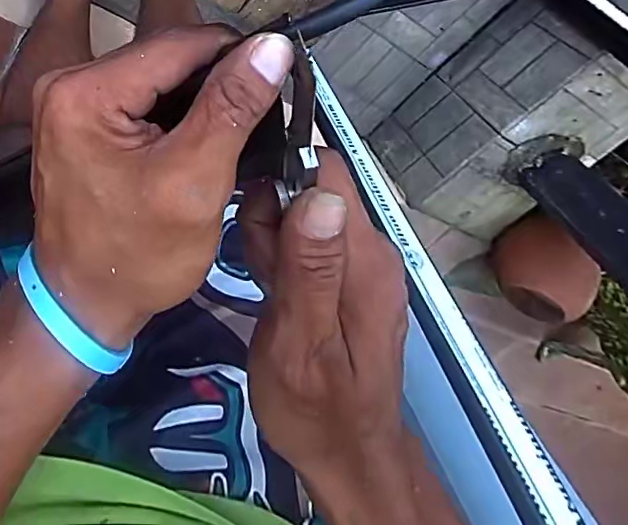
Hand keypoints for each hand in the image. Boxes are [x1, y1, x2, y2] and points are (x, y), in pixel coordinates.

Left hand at [28, 27, 292, 347]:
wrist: (84, 300)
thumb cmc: (136, 255)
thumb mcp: (194, 181)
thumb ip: (232, 107)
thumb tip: (270, 48)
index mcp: (83, 92)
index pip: (175, 45)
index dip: (234, 51)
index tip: (278, 68)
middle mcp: (66, 81)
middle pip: (161, 54)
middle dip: (215, 74)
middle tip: (262, 102)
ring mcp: (67, 96)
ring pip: (153, 71)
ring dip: (196, 90)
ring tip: (238, 115)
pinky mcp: (76, 113)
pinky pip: (136, 91)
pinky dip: (171, 105)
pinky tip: (200, 127)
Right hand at [241, 149, 410, 486]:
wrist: (345, 457)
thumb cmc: (315, 408)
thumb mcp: (302, 342)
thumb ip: (310, 269)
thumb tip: (321, 195)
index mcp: (365, 259)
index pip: (325, 170)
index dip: (280, 177)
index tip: (256, 222)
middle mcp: (371, 248)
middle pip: (308, 185)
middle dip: (269, 213)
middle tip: (261, 268)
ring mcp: (361, 260)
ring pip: (300, 207)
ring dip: (270, 234)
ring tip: (267, 283)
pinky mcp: (347, 272)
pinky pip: (304, 233)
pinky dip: (279, 250)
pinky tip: (275, 287)